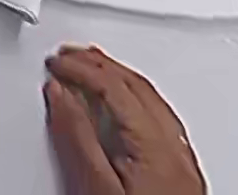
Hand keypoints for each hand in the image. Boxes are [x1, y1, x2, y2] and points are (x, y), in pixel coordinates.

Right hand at [45, 46, 204, 194]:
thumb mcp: (96, 190)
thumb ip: (75, 136)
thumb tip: (59, 92)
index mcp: (156, 146)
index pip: (113, 86)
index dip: (80, 68)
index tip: (55, 63)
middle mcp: (175, 150)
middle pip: (134, 86)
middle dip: (96, 64)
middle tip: (66, 56)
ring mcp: (183, 164)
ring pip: (149, 99)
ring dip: (116, 76)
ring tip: (87, 68)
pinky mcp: (182, 178)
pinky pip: (158, 117)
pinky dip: (132, 96)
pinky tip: (119, 103)